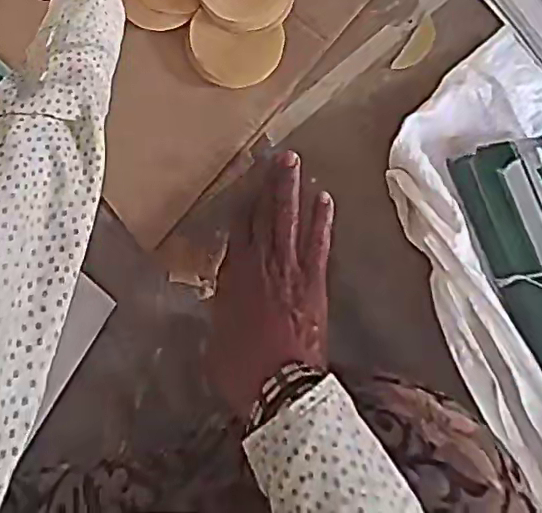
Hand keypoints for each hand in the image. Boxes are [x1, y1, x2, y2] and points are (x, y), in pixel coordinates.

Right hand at [207, 149, 333, 415]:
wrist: (280, 388)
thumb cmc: (242, 367)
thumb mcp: (217, 334)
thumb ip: (221, 305)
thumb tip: (222, 292)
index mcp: (235, 274)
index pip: (238, 227)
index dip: (243, 200)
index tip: (246, 177)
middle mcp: (262, 262)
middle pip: (265, 214)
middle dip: (270, 183)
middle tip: (276, 154)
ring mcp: (290, 268)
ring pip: (289, 219)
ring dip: (292, 189)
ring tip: (295, 162)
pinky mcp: (314, 280)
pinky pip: (318, 242)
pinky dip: (320, 219)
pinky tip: (324, 198)